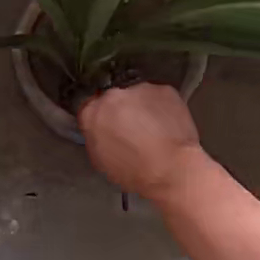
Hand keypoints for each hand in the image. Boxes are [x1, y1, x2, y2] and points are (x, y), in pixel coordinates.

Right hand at [77, 83, 215, 202]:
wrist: (170, 167)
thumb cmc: (133, 170)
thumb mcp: (100, 161)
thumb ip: (95, 138)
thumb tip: (100, 132)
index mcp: (91, 113)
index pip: (89, 109)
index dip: (100, 119)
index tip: (108, 128)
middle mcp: (112, 95)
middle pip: (113, 100)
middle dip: (120, 112)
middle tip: (131, 130)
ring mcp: (139, 90)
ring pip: (137, 96)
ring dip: (141, 108)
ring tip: (153, 129)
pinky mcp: (164, 89)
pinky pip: (159, 97)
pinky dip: (161, 108)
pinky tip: (167, 125)